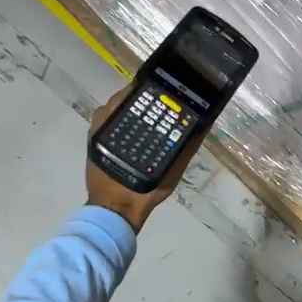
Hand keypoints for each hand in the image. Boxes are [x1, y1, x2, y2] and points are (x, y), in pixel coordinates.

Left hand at [85, 86, 206, 231]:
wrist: (116, 212)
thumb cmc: (142, 189)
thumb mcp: (170, 169)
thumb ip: (187, 146)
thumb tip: (204, 125)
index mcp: (114, 118)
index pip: (133, 91)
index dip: (151, 88)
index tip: (169, 90)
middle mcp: (102, 121)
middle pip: (125, 101)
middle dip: (144, 101)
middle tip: (167, 104)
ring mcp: (97, 133)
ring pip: (118, 113)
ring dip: (136, 113)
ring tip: (157, 118)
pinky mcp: (96, 145)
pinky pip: (114, 127)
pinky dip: (127, 126)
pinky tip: (143, 134)